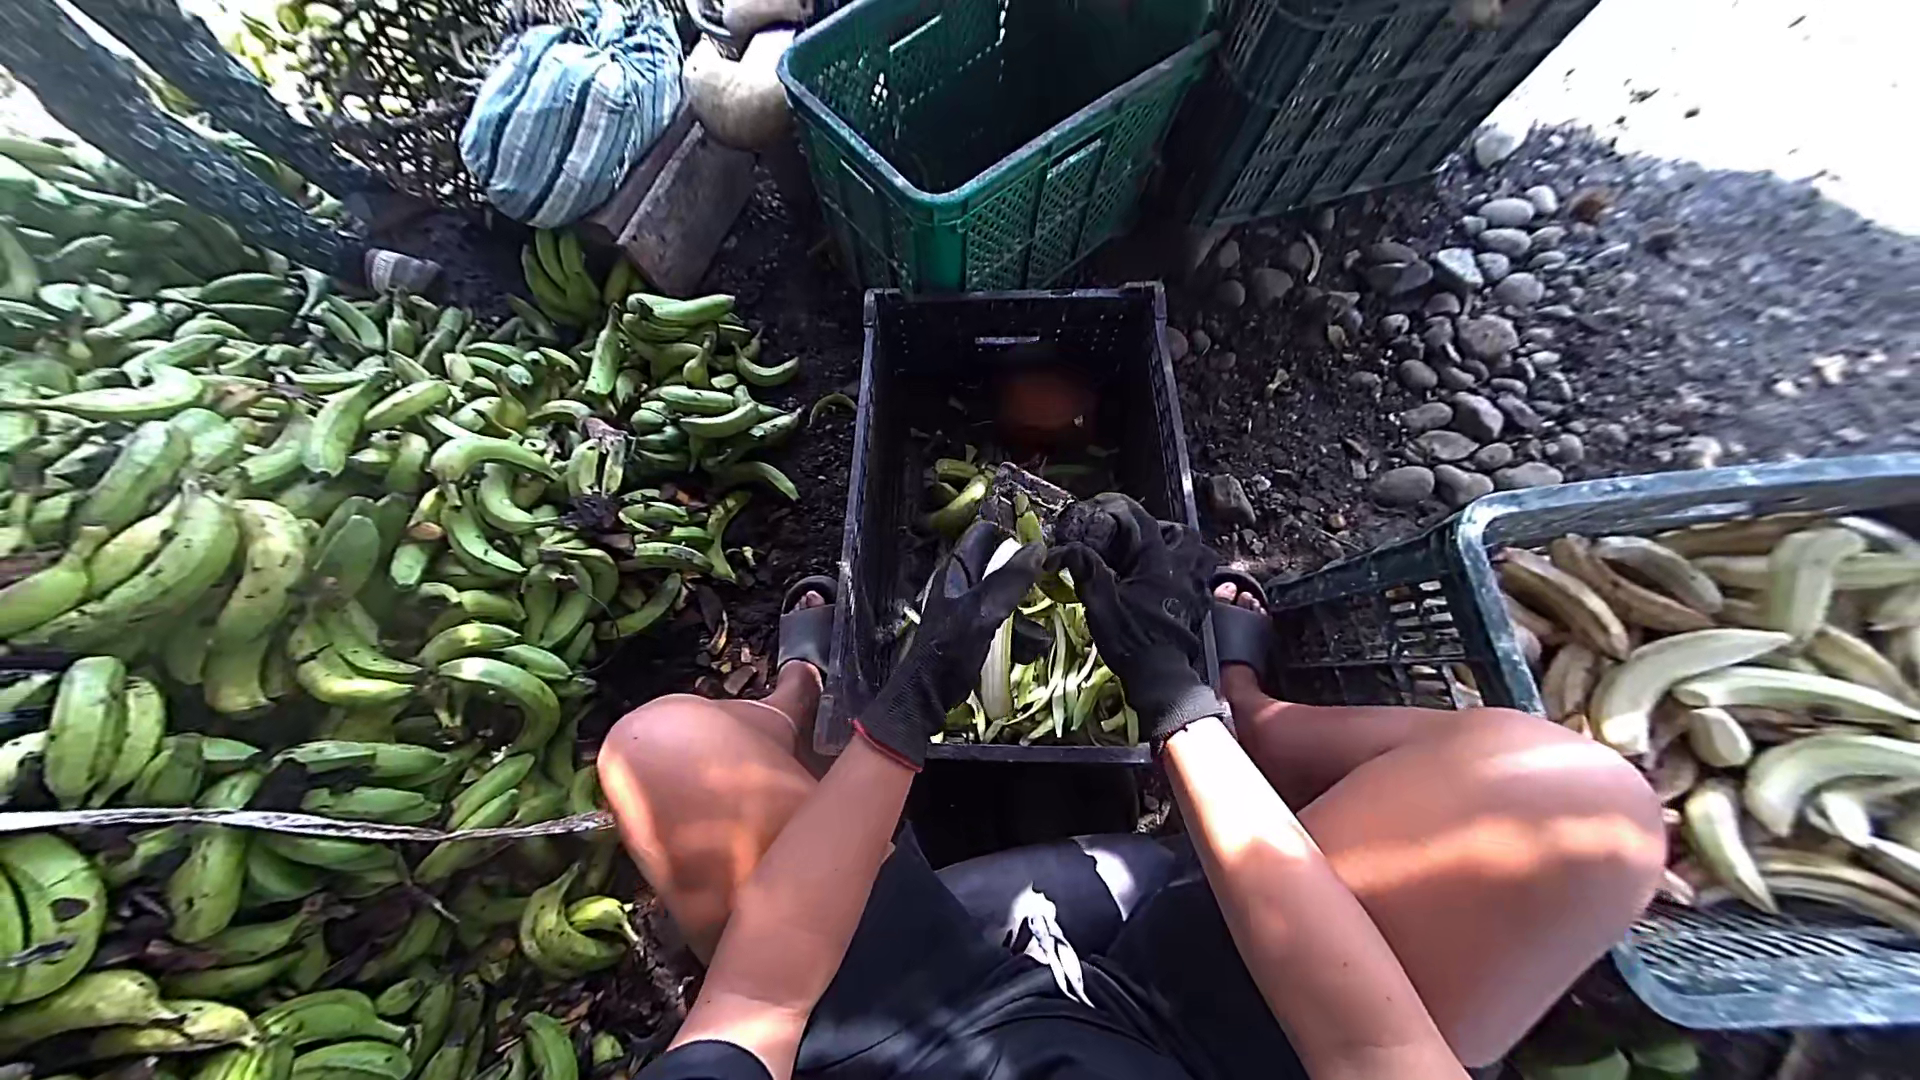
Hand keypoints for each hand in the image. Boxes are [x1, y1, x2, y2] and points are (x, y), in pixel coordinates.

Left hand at [859, 521, 1043, 768]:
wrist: (930, 694)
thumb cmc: (951, 648)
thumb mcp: (983, 610)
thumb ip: (1010, 580)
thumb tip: (1039, 547)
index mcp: (958, 569)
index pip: (984, 535)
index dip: (1009, 539)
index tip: (1035, 555)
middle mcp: (963, 584)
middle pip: (1002, 569)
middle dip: (1025, 585)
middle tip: (1044, 596)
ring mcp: (970, 610)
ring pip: (1007, 601)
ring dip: (1026, 620)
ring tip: (1038, 642)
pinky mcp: (977, 633)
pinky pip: (1004, 626)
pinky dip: (1017, 637)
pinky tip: (1028, 653)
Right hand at [1048, 494, 1222, 746]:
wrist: (1159, 677)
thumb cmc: (1130, 638)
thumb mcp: (1099, 601)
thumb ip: (1083, 569)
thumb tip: (1057, 552)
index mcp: (1159, 562)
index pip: (1141, 521)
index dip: (1118, 509)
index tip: (1099, 509)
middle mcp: (1183, 570)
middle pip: (1182, 534)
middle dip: (1159, 529)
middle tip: (1137, 538)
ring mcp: (1195, 590)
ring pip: (1199, 555)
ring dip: (1179, 550)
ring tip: (1156, 557)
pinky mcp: (1197, 608)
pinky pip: (1199, 580)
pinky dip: (1184, 574)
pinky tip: (1166, 584)